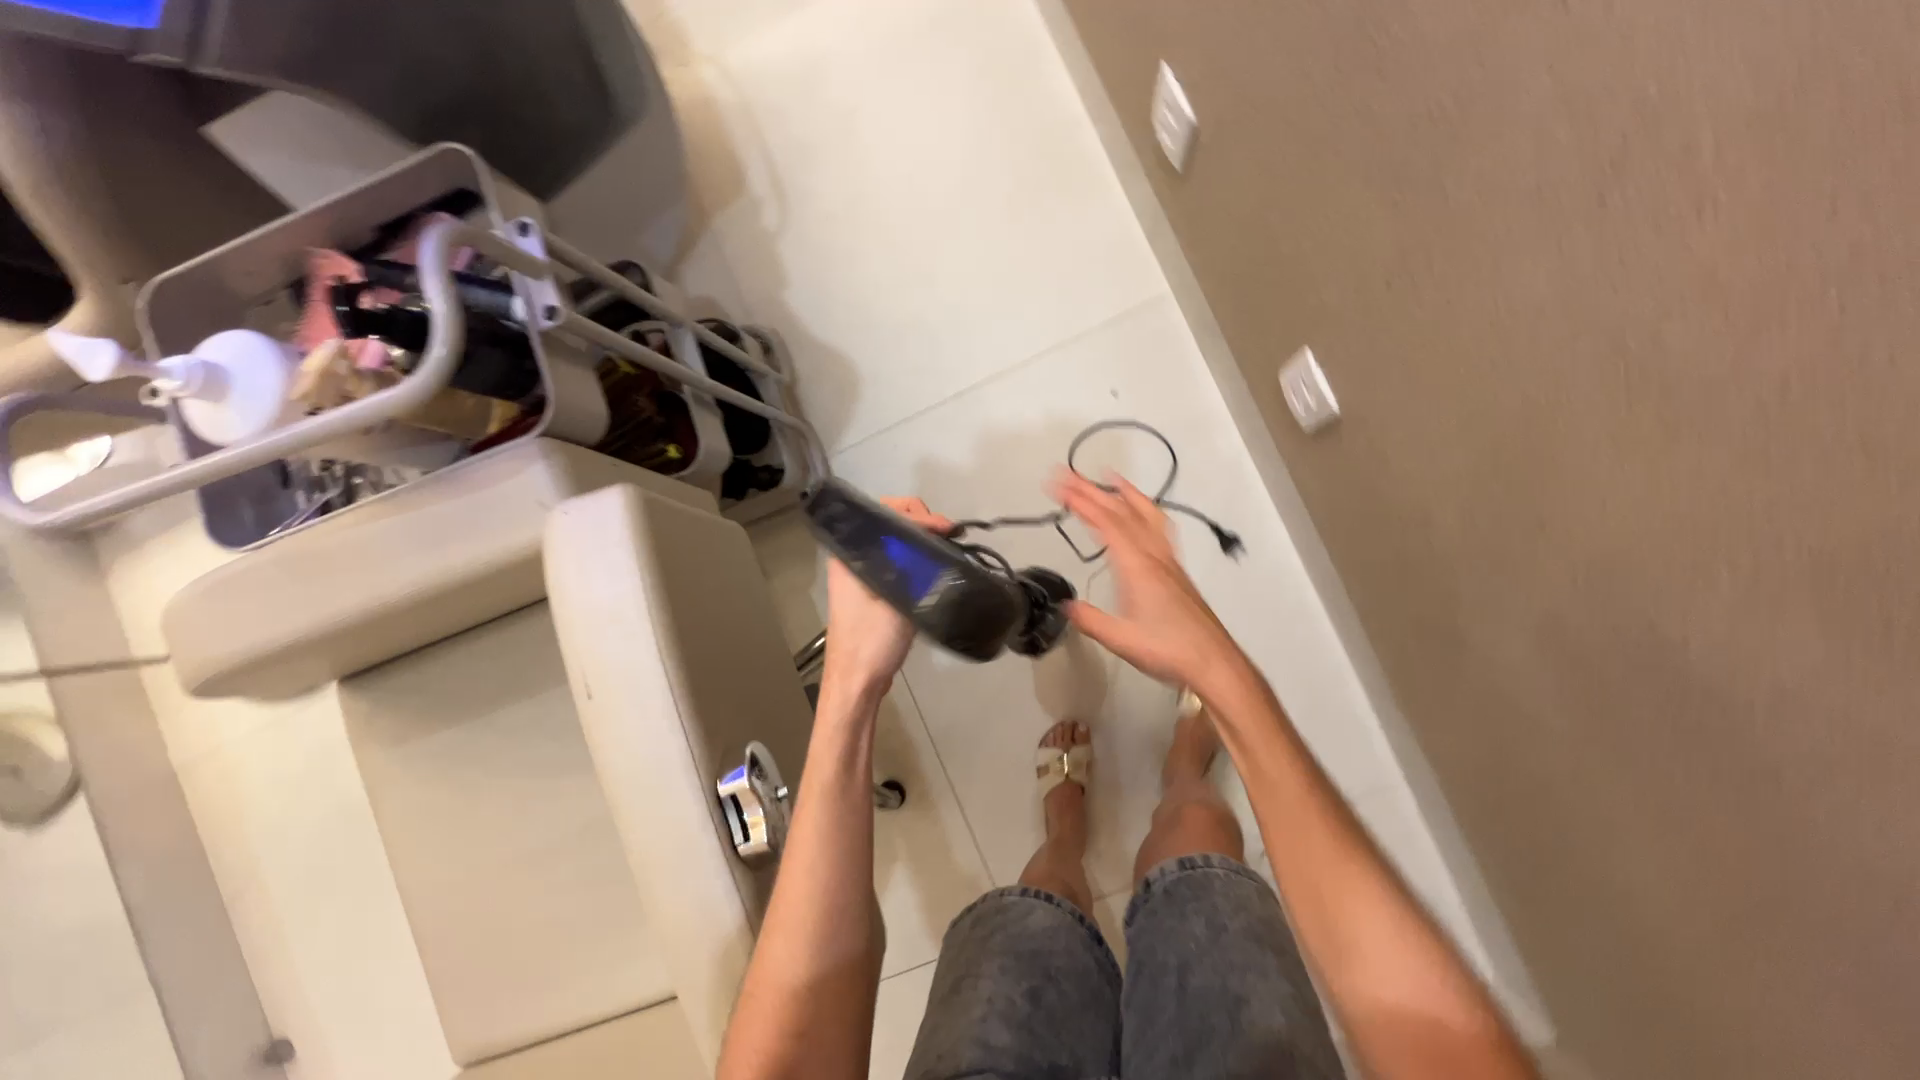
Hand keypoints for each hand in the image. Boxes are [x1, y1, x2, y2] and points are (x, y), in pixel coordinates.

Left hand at [820, 496, 953, 701]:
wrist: (857, 684)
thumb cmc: (870, 642)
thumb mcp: (897, 598)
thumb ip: (915, 566)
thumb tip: (937, 540)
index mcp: (849, 554)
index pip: (883, 512)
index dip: (916, 514)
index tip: (944, 528)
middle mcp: (852, 558)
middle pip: (888, 522)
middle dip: (920, 521)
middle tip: (949, 534)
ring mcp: (862, 574)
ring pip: (894, 541)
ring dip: (921, 538)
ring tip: (948, 544)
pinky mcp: (873, 591)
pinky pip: (896, 560)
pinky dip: (917, 555)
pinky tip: (936, 561)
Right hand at [1051, 469, 1244, 690]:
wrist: (1213, 661)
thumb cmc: (1169, 650)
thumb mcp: (1120, 639)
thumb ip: (1091, 620)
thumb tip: (1067, 606)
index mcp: (1138, 567)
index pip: (1106, 523)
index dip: (1081, 501)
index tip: (1058, 485)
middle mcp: (1154, 556)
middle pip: (1122, 512)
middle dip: (1092, 490)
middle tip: (1067, 475)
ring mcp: (1168, 561)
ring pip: (1146, 515)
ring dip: (1125, 493)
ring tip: (1109, 477)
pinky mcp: (1176, 570)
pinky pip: (1158, 528)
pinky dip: (1144, 510)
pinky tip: (1141, 514)